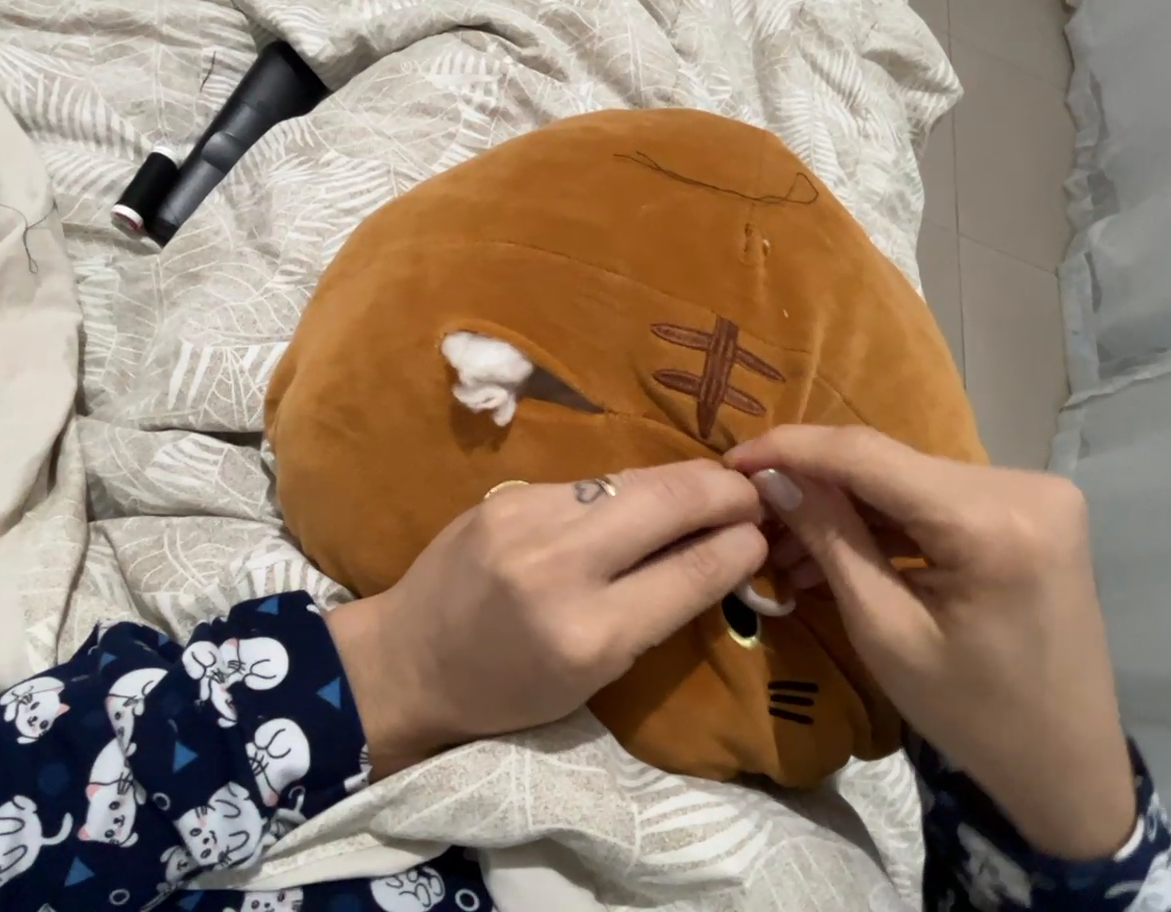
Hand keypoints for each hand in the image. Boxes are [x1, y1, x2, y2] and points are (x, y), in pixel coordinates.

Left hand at [324, 460, 767, 777]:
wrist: (408, 659)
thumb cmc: (507, 691)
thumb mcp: (594, 676)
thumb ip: (657, 610)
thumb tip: (721, 550)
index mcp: (590, 636)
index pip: (693, 569)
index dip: (742, 544)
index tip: (762, 534)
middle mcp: (559, 568)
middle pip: (668, 501)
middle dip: (724, 490)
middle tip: (752, 493)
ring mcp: (526, 520)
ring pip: (631, 479)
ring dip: (679, 482)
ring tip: (706, 488)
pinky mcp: (505, 495)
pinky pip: (589, 483)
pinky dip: (626, 490)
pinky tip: (638, 499)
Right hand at [726, 426, 1135, 859]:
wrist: (1066, 764)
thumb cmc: (970, 713)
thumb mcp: (882, 628)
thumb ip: (828, 537)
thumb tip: (770, 475)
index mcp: (993, 521)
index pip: (867, 454)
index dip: (791, 448)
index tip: (731, 459)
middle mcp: (1022, 486)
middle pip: (884, 462)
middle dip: (811, 483)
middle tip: (752, 512)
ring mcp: (1029, 492)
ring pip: (901, 476)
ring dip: (840, 503)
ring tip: (783, 542)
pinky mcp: (1024, 507)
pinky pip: (929, 495)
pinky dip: (879, 517)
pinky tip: (833, 545)